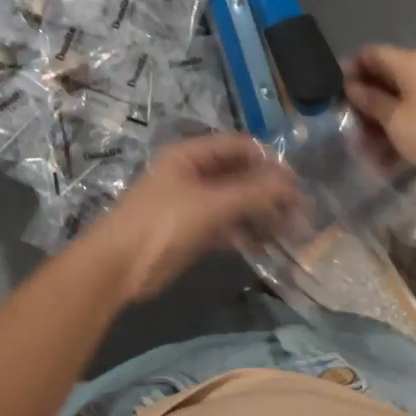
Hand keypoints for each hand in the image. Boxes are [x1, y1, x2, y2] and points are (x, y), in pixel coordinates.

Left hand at [88, 133, 298, 302]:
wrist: (116, 269)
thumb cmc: (162, 224)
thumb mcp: (211, 204)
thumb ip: (255, 193)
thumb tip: (293, 186)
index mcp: (192, 154)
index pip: (241, 146)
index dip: (270, 161)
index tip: (296, 182)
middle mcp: (193, 173)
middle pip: (241, 174)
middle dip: (269, 190)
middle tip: (299, 211)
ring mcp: (192, 203)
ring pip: (236, 201)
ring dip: (261, 212)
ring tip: (290, 230)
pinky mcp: (192, 231)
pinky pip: (227, 224)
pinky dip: (246, 231)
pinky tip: (266, 243)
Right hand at [344, 45, 415, 188]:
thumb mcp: (395, 120)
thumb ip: (370, 100)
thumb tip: (352, 85)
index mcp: (409, 62)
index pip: (371, 53)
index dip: (350, 69)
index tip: (336, 95)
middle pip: (384, 75)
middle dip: (365, 101)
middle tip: (351, 128)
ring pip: (399, 98)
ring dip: (380, 120)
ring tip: (368, 150)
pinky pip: (414, 111)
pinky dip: (399, 127)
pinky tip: (389, 156)